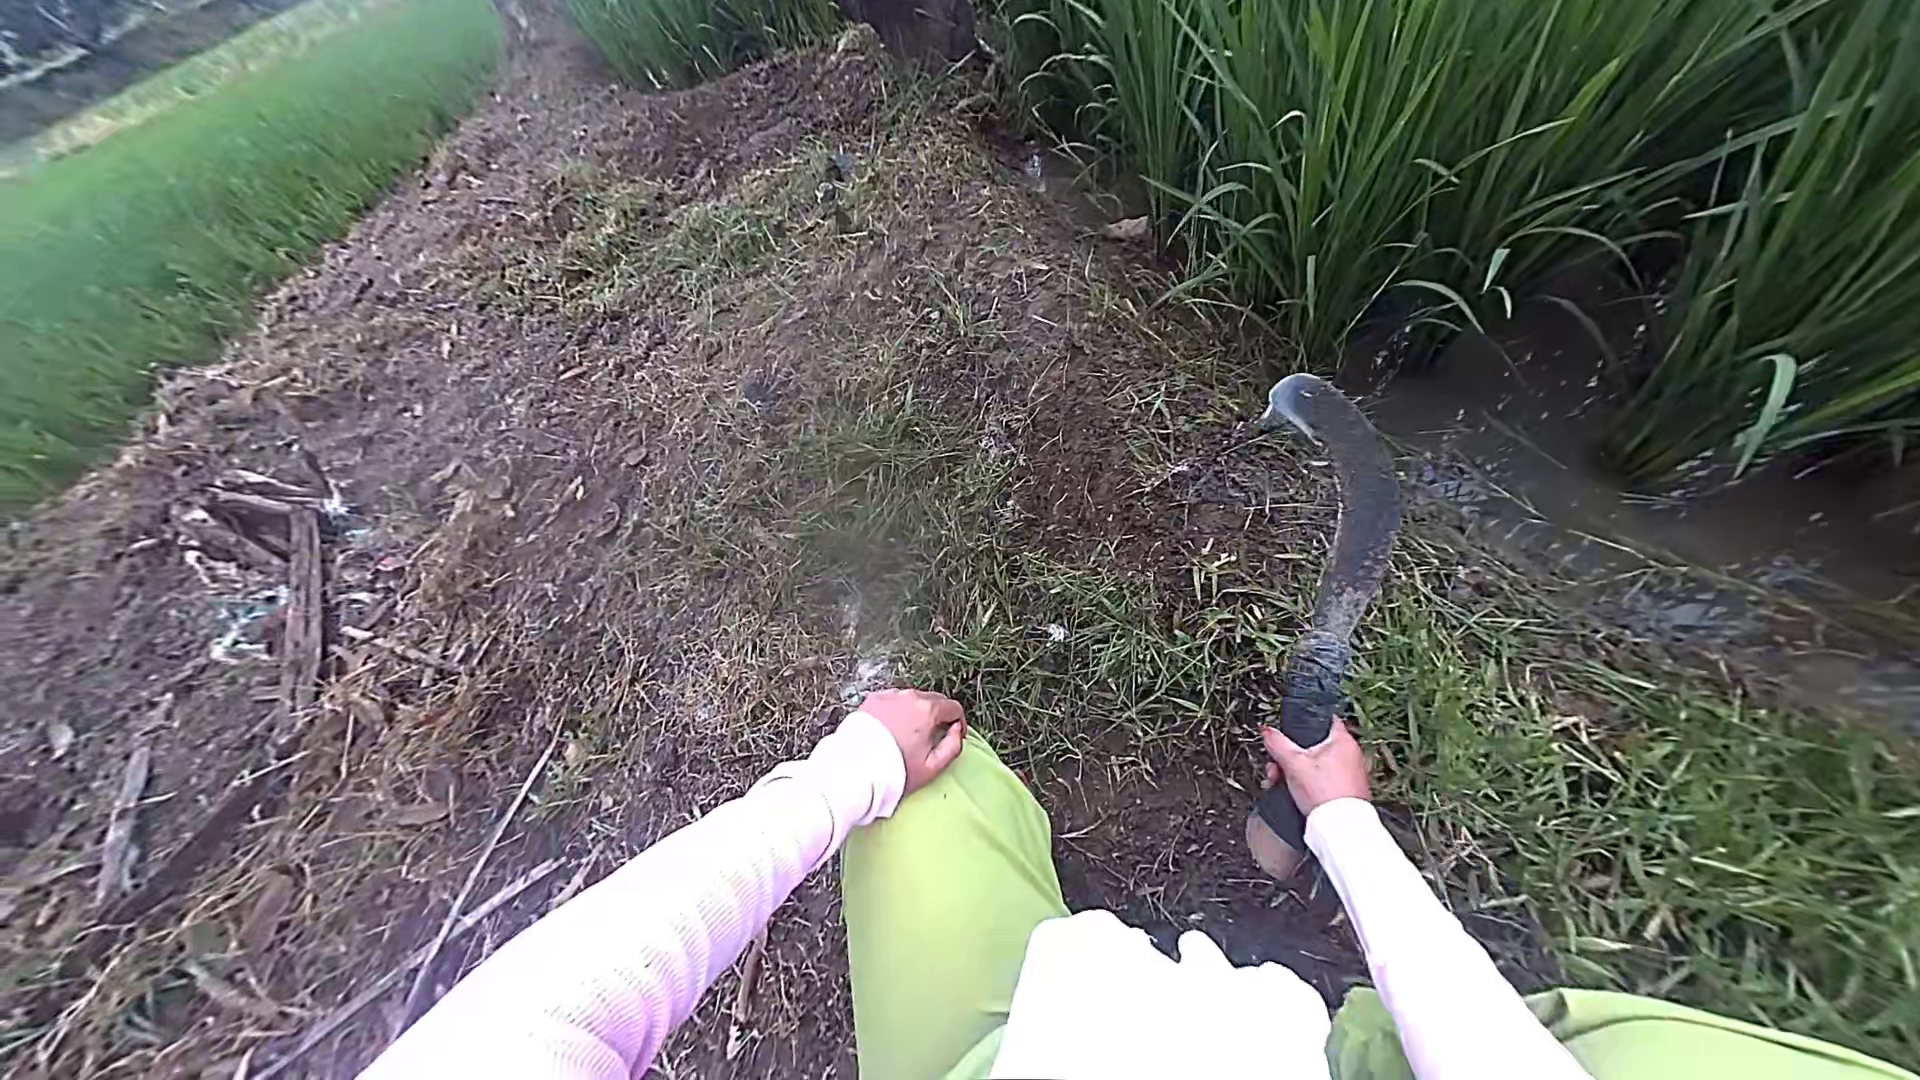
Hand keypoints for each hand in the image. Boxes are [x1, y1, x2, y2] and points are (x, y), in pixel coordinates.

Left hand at [859, 688, 965, 794]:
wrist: (855, 770)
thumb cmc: (896, 770)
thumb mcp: (932, 767)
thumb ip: (953, 746)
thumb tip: (957, 731)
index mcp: (928, 710)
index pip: (954, 707)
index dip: (958, 722)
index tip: (953, 735)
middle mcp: (910, 696)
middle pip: (934, 700)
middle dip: (938, 715)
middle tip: (932, 736)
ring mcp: (890, 696)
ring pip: (913, 698)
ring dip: (917, 711)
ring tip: (909, 733)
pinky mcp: (873, 700)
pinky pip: (893, 700)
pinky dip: (897, 709)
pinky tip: (891, 727)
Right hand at [1260, 717, 1369, 813]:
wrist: (1341, 830)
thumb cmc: (1325, 794)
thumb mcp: (1292, 762)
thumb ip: (1276, 742)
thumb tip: (1267, 731)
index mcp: (1342, 742)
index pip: (1322, 719)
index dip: (1302, 722)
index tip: (1289, 730)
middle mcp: (1349, 755)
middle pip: (1310, 745)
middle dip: (1287, 754)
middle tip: (1278, 764)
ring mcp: (1348, 773)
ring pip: (1311, 763)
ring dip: (1291, 769)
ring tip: (1280, 781)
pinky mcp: (1344, 790)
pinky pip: (1318, 778)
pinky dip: (1303, 782)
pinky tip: (1290, 790)